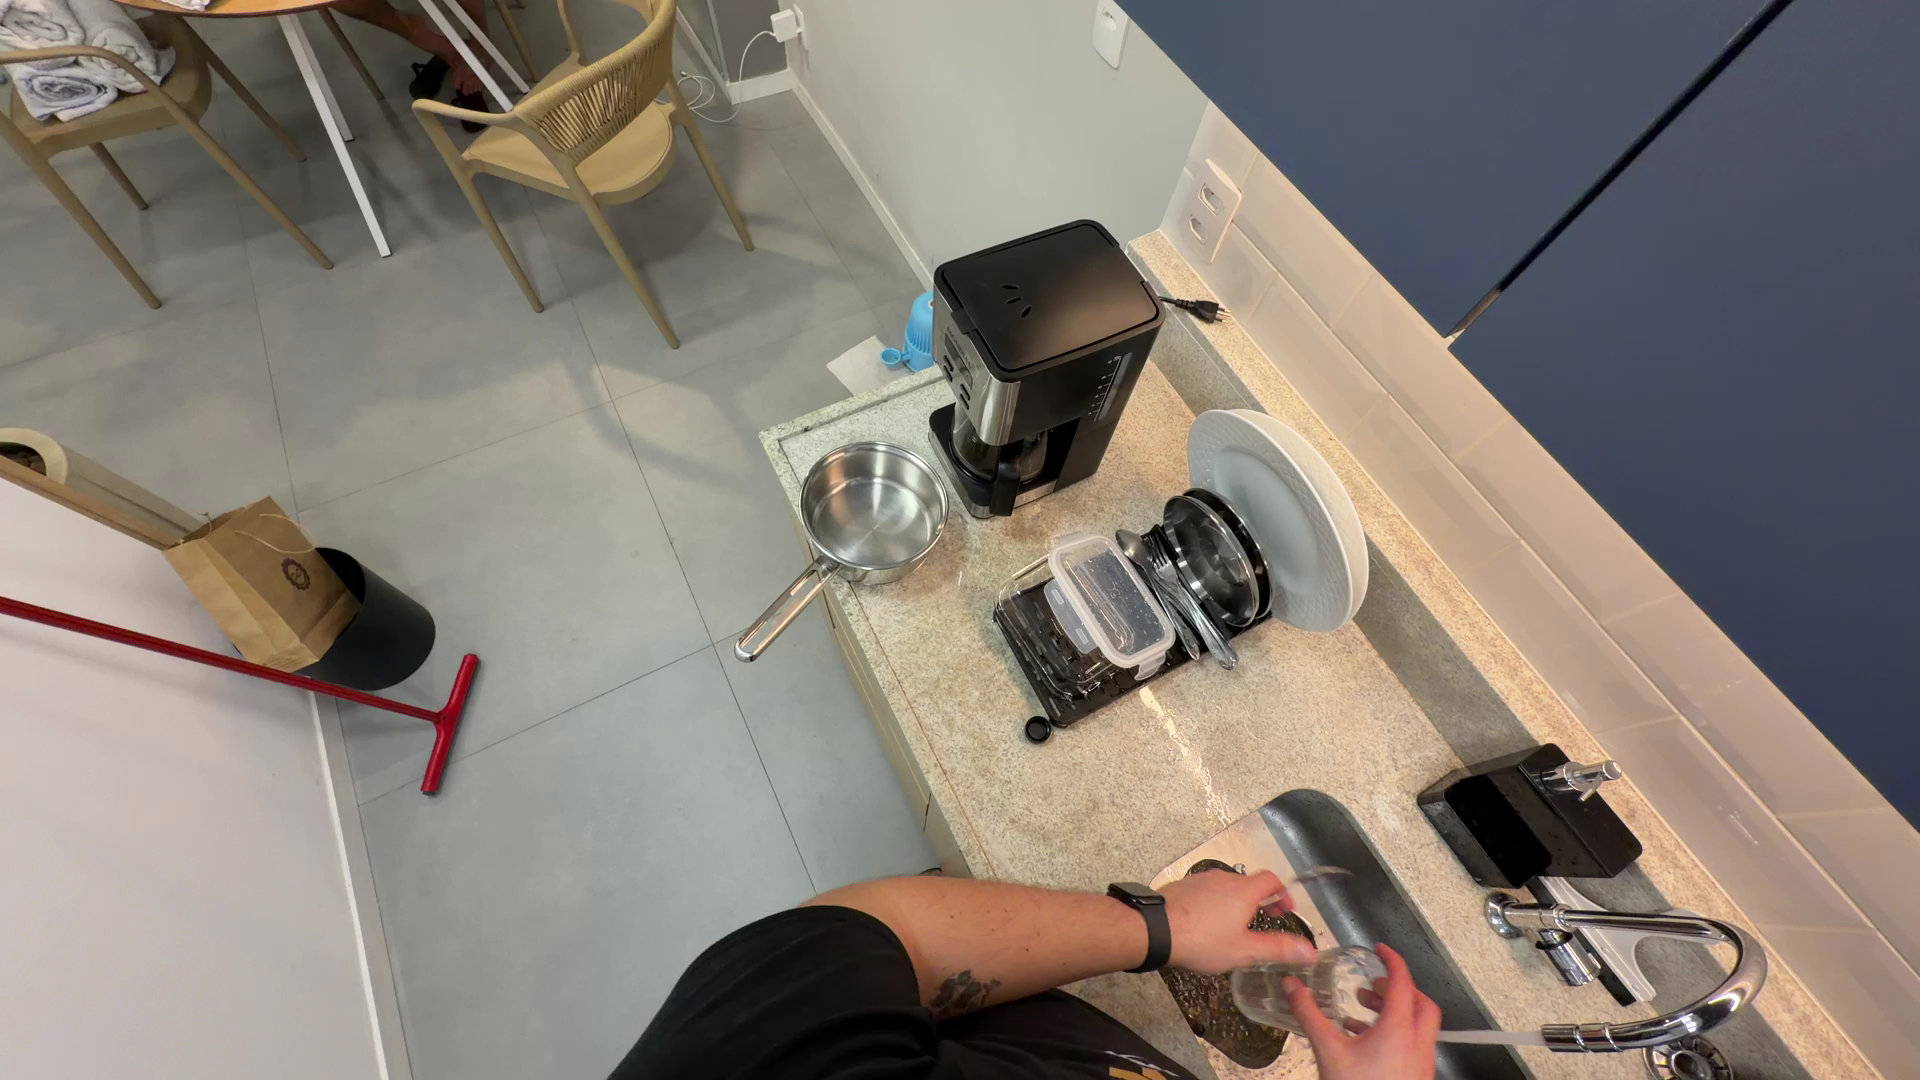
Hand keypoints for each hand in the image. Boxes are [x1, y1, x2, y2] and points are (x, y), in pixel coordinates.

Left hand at [1159, 868, 1316, 972]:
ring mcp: (1202, 879)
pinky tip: (1212, 922)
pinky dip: (1219, 901)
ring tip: (1241, 924)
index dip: (1284, 893)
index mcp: (1243, 890)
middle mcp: (1224, 878)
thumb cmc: (1204, 940)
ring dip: (1241, 900)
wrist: (1157, 928)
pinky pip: (1210, 889)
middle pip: (1250, 882)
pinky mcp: (1185, 885)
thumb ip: (1278, 948)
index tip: (1287, 911)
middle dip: (1264, 899)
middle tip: (1268, 919)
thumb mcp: (1245, 950)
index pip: (1271, 879)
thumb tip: (1310, 950)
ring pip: (1229, 886)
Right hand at [1284, 943, 1440, 1079]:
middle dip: (1397, 987)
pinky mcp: (1417, 1078)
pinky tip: (1362, 1037)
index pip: (1402, 983)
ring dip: (1393, 1009)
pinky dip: (1394, 1030)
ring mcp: (1421, 1065)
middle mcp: (1417, 1045)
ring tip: (1361, 1008)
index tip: (1379, 949)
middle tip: (1370, 982)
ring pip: (1419, 1025)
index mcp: (1398, 1030)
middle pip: (1422, 1004)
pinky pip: (1413, 1043)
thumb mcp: (1327, 1048)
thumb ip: (1308, 1012)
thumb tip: (1290, 983)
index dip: (1392, 961)